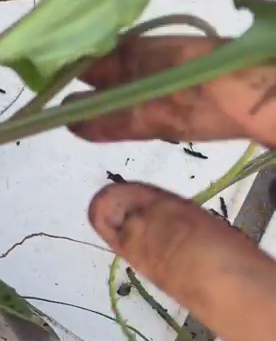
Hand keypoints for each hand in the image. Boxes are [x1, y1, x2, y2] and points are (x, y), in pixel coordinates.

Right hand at [71, 35, 275, 340]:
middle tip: (100, 101)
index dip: (162, 65)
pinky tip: (244, 148)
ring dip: (230, 106)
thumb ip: (215, 276)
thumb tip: (111, 205)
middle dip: (188, 85)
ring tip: (152, 122)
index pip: (262, 79)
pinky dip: (274, 133)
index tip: (83, 75)